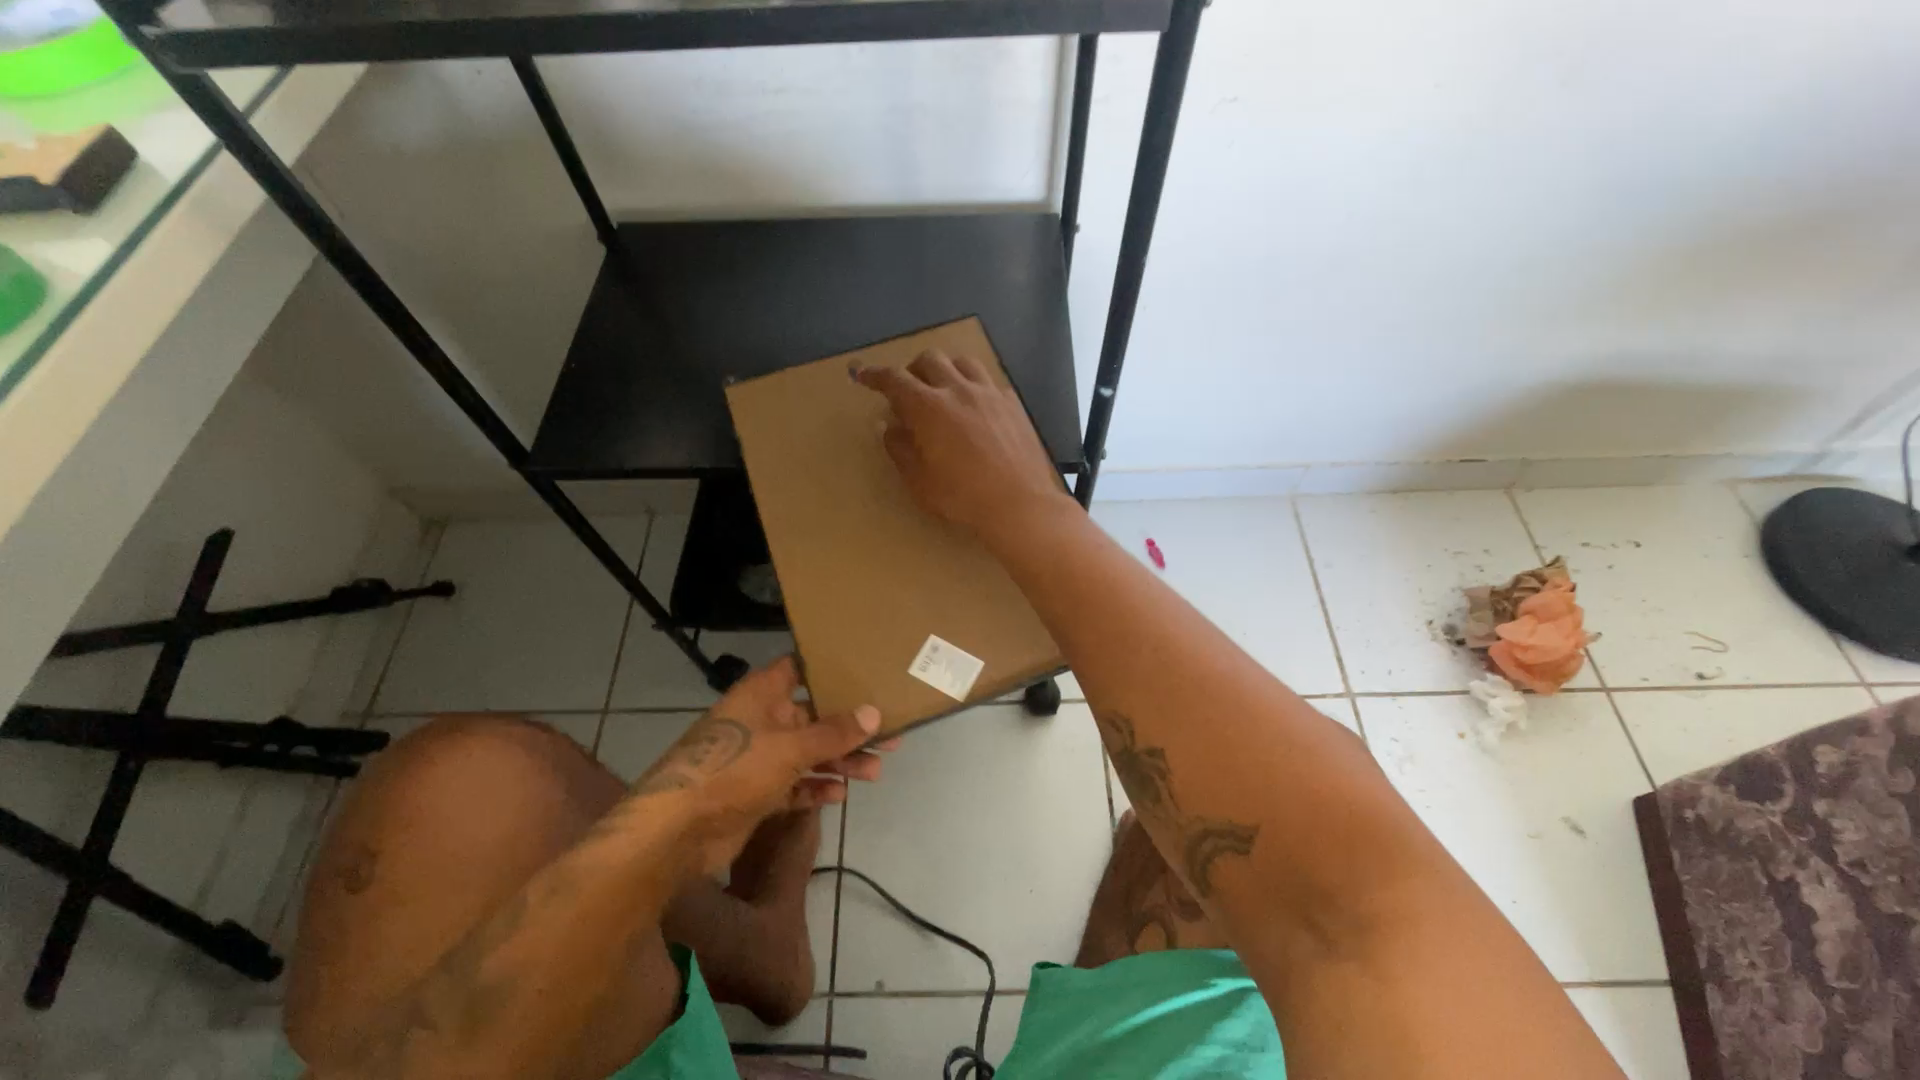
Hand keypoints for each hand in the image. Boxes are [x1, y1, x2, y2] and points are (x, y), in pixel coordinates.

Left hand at [635, 657, 890, 873]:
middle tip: (890, 735)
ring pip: (807, 754)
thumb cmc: (733, 769)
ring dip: (839, 762)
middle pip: (812, 717)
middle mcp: (761, 721)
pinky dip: (816, 789)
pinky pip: (794, 785)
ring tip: (875, 771)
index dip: (829, 669)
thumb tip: (874, 713)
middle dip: (848, 728)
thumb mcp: (790, 747)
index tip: (866, 672)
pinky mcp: (756, 793)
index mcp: (762, 695)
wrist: (678, 829)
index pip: (799, 669)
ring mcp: (757, 759)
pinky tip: (840, 794)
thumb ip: (833, 732)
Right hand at [855, 350, 1071, 537]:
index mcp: (928, 407)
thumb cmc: (962, 496)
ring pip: (962, 362)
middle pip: (929, 359)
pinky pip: (989, 381)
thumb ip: (900, 449)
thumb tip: (889, 426)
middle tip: (908, 392)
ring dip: (945, 370)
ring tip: (943, 390)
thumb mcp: (919, 481)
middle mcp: (958, 390)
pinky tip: (976, 407)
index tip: (862, 375)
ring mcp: (989, 393)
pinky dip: (974, 386)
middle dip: (911, 369)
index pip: (894, 379)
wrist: (1019, 503)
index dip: (874, 375)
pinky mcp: (1013, 403)